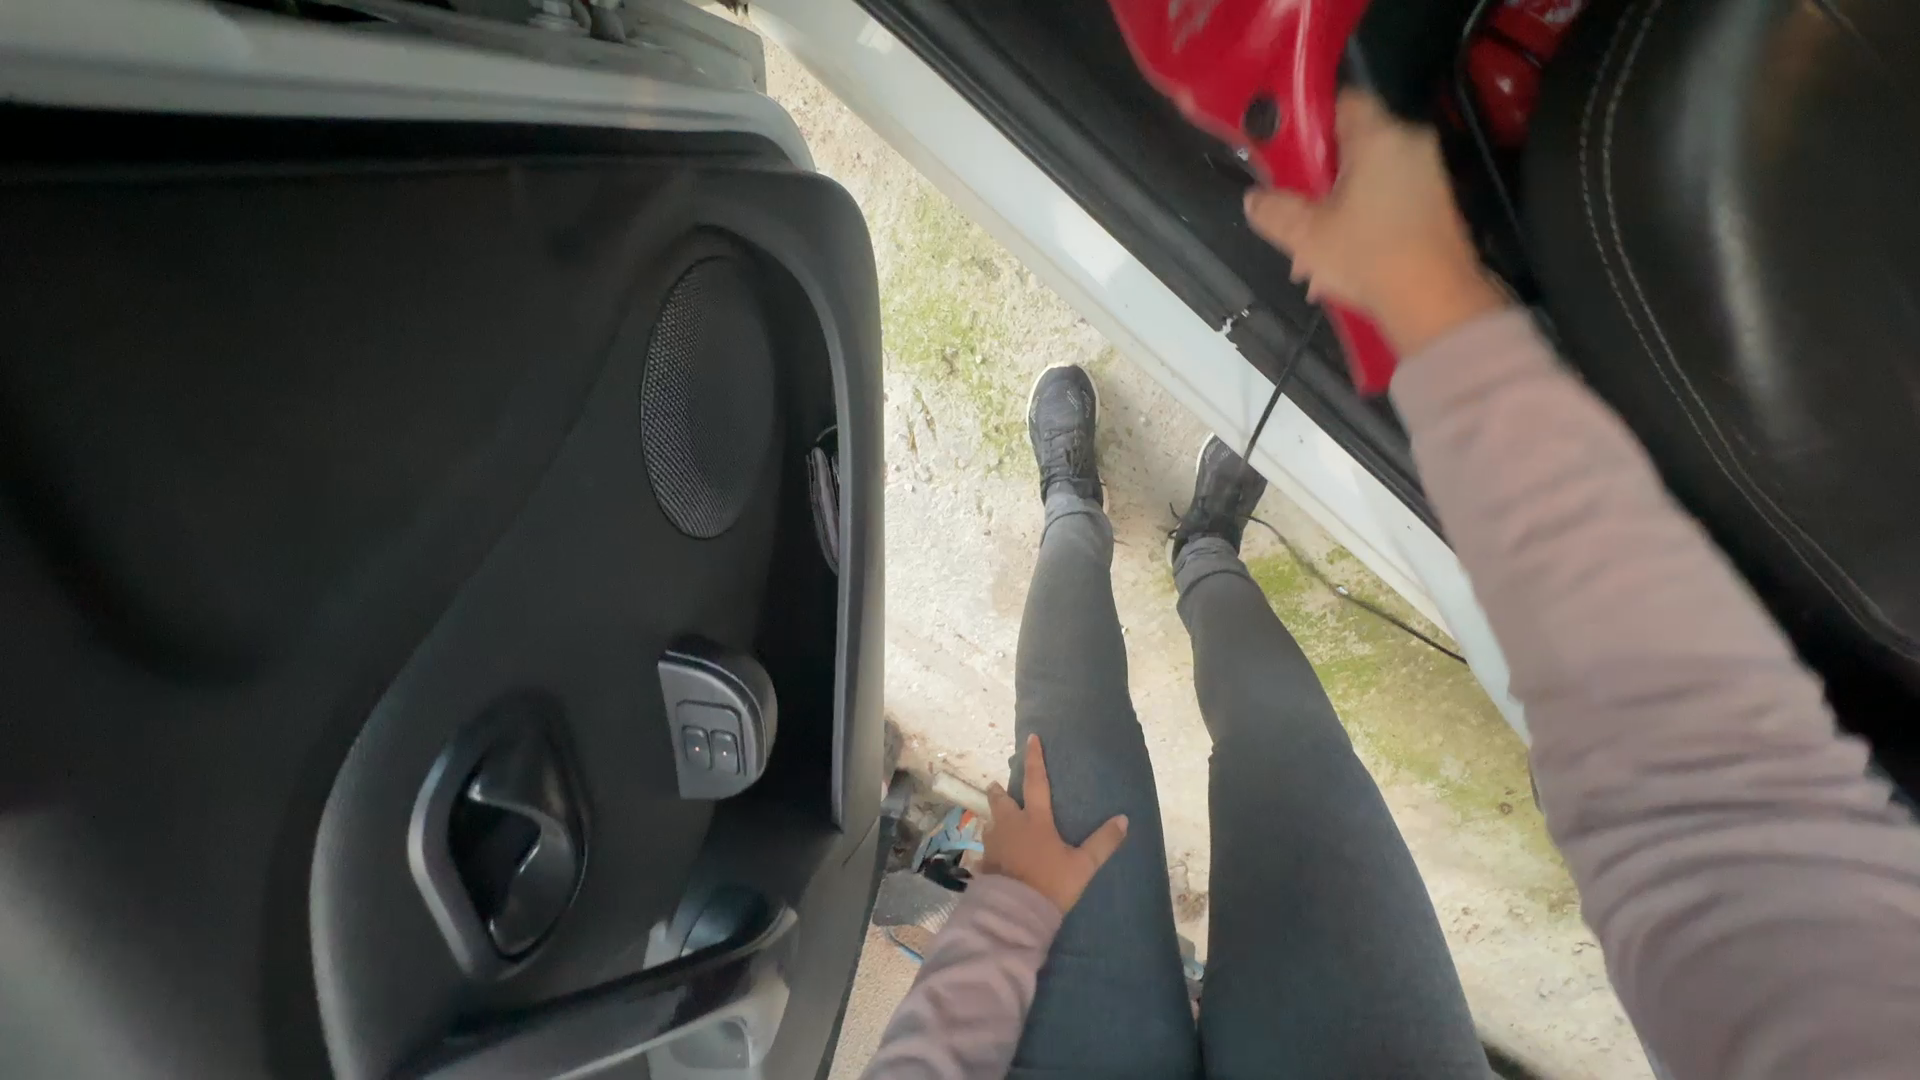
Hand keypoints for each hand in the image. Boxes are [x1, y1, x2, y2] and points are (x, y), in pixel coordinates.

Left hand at [982, 735, 1128, 913]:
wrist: (1014, 913)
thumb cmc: (1050, 885)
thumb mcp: (1082, 866)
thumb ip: (1103, 843)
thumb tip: (1124, 819)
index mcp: (1035, 820)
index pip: (1036, 781)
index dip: (1035, 758)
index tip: (1031, 738)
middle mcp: (1010, 824)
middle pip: (1000, 799)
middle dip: (999, 790)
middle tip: (998, 786)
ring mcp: (994, 843)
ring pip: (991, 822)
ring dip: (995, 819)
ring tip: (1000, 822)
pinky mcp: (984, 862)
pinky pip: (986, 848)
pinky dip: (992, 846)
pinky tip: (995, 854)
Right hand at [1243, 91, 1508, 356]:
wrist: (1432, 299)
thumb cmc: (1367, 257)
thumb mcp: (1304, 236)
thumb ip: (1273, 211)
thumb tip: (1254, 198)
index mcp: (1378, 138)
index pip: (1342, 102)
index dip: (1309, 123)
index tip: (1287, 156)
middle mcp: (1407, 145)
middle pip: (1350, 149)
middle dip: (1315, 184)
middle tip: (1292, 216)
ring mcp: (1425, 175)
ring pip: (1364, 181)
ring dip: (1332, 213)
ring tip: (1309, 256)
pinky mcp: (1432, 205)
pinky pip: (1383, 202)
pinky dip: (1357, 224)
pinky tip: (1337, 263)